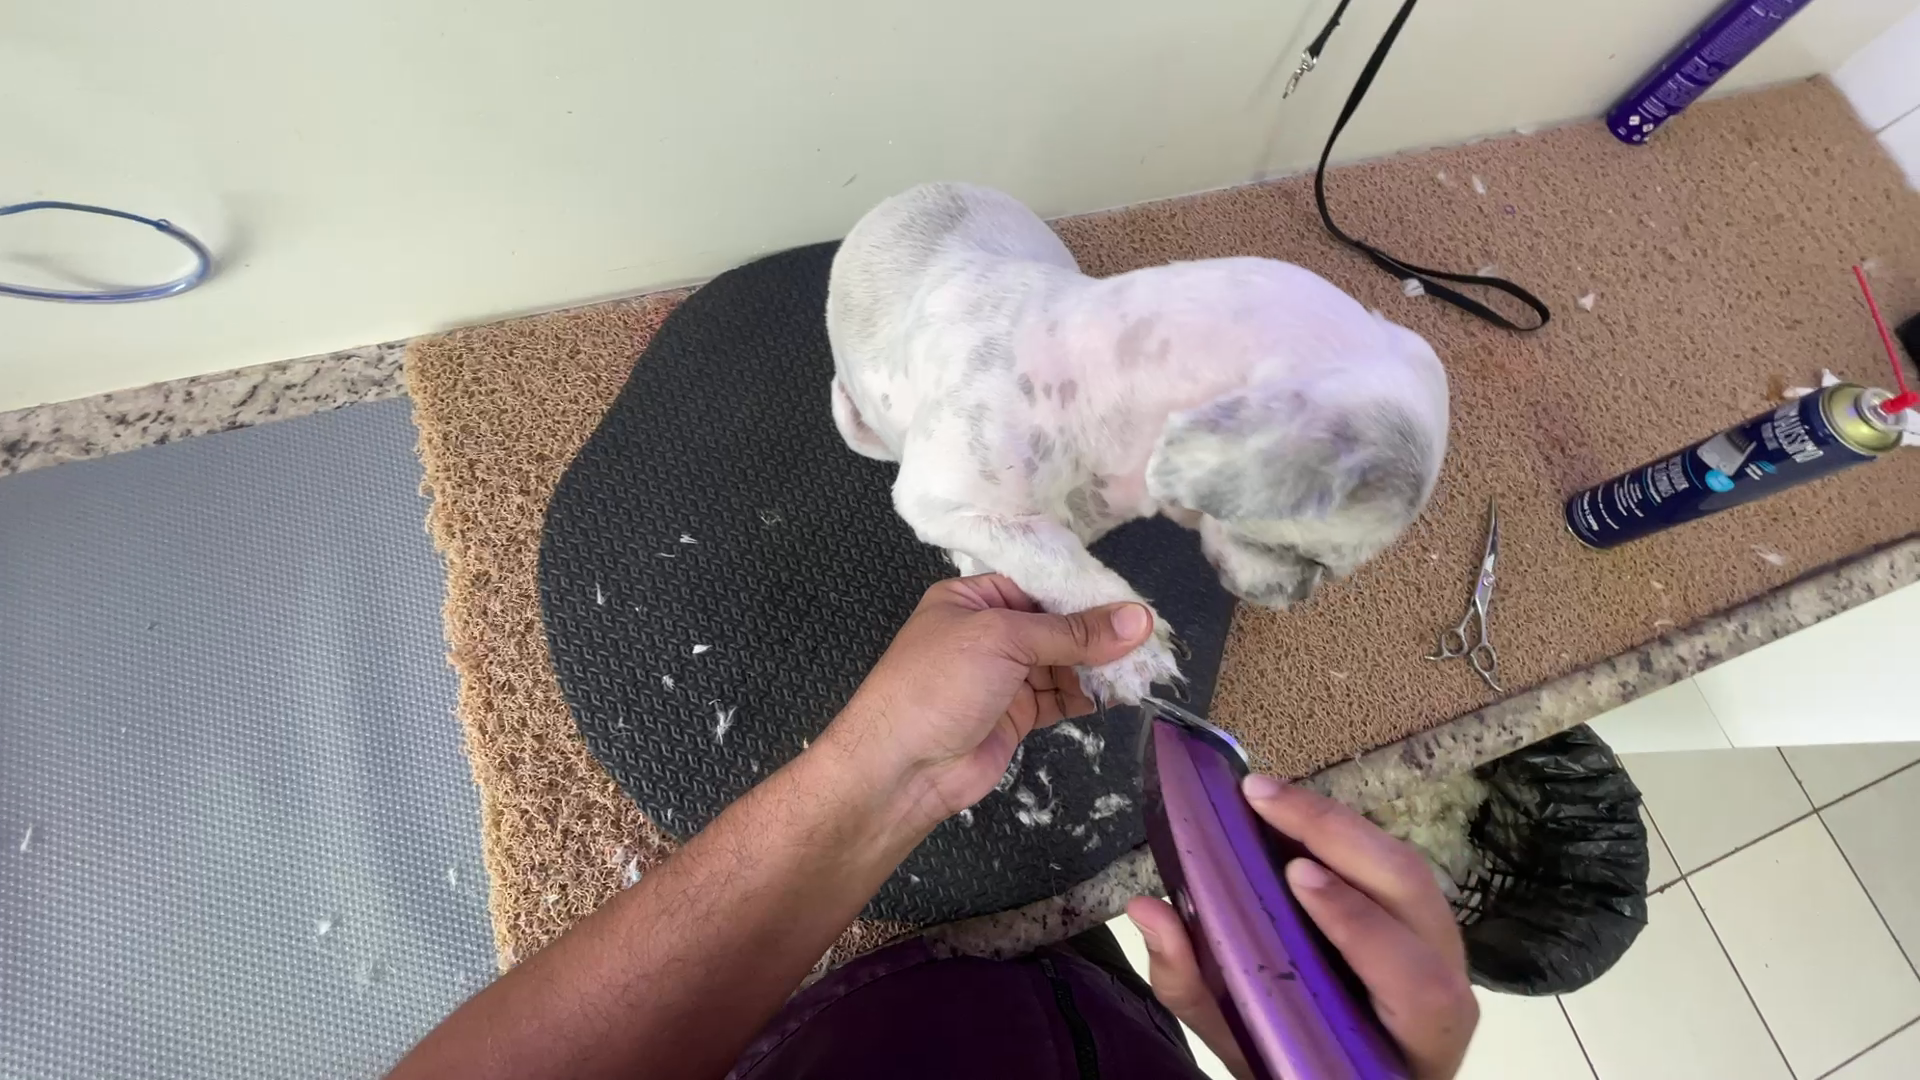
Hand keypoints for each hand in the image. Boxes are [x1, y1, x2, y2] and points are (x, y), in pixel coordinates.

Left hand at [820, 574, 1153, 826]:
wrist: (902, 768)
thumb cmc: (940, 683)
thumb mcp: (1004, 640)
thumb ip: (1072, 632)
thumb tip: (1139, 618)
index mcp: (973, 598)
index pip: (1039, 584)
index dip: (1084, 591)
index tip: (1132, 599)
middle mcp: (989, 632)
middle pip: (1055, 624)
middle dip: (1098, 631)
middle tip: (1148, 636)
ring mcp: (1003, 675)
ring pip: (1062, 662)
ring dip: (1098, 665)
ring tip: (1142, 666)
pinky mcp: (1016, 714)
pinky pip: (1060, 696)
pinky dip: (1088, 695)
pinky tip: (1118, 693)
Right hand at [1126, 777, 1477, 1079]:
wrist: (1337, 1068)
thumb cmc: (1293, 1061)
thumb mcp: (1236, 1038)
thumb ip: (1191, 983)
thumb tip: (1145, 908)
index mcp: (1414, 1041)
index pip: (1415, 983)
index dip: (1361, 927)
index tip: (1297, 875)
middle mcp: (1441, 986)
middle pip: (1414, 895)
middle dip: (1337, 837)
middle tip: (1261, 798)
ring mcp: (1432, 941)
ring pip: (1404, 866)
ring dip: (1332, 821)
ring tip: (1263, 794)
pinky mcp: (1410, 909)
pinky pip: (1384, 856)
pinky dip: (1332, 825)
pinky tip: (1281, 808)